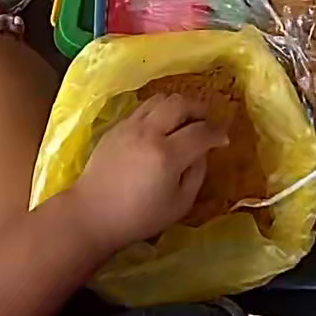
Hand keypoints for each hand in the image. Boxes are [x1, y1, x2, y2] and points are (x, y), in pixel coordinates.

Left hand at [61, 94, 228, 253]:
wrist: (92, 214)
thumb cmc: (138, 217)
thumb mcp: (180, 204)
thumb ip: (196, 173)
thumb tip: (203, 152)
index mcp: (167, 155)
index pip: (201, 131)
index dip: (217, 133)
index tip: (223, 139)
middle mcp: (148, 133)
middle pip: (180, 103)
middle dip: (199, 108)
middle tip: (206, 122)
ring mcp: (129, 126)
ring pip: (160, 99)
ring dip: (178, 105)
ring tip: (184, 120)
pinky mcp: (116, 127)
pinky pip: (143, 108)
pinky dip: (158, 111)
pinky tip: (161, 126)